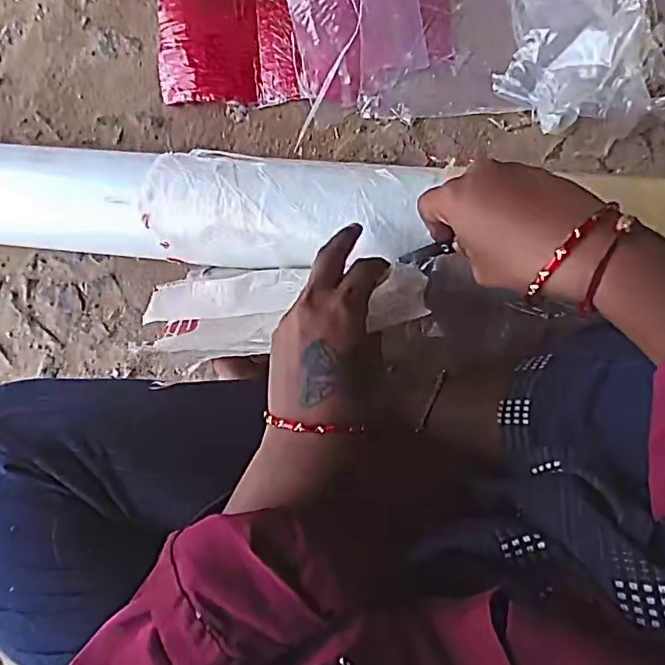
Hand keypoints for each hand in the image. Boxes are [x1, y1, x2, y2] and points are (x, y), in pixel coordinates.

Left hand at [267, 224, 390, 426]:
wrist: (308, 433)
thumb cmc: (351, 404)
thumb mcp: (374, 363)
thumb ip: (373, 332)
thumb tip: (373, 319)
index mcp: (343, 307)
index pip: (364, 270)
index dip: (378, 266)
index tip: (386, 269)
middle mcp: (312, 304)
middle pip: (328, 258)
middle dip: (344, 241)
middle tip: (355, 231)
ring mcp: (291, 317)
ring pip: (311, 284)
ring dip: (328, 276)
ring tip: (342, 279)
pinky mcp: (278, 334)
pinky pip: (300, 307)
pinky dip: (315, 301)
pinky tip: (324, 314)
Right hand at [417, 158, 612, 303]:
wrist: (586, 250)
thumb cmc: (524, 262)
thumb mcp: (481, 270)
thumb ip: (466, 250)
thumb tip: (472, 240)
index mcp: (457, 196)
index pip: (428, 205)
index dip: (435, 226)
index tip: (449, 242)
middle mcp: (481, 173)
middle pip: (459, 191)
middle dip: (464, 213)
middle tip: (478, 241)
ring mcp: (513, 169)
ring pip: (489, 186)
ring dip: (491, 205)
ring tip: (509, 235)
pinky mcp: (541, 171)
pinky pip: (516, 186)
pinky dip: (516, 202)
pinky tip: (530, 226)